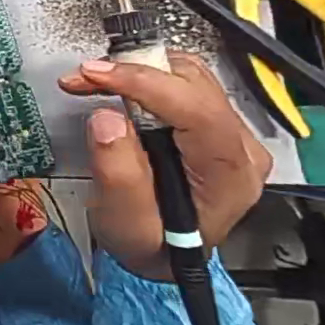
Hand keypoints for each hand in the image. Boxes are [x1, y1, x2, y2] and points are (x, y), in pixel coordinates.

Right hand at [57, 53, 271, 279]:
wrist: (161, 253)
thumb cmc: (148, 243)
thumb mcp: (124, 221)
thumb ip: (118, 174)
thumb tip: (107, 120)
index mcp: (229, 175)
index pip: (197, 111)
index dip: (144, 84)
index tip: (95, 76)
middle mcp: (241, 148)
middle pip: (194, 86)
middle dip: (133, 73)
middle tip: (82, 78)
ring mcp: (231, 133)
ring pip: (189, 77)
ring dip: (135, 71)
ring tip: (92, 81)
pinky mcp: (211, 124)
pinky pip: (182, 85)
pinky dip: (142, 77)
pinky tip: (113, 85)